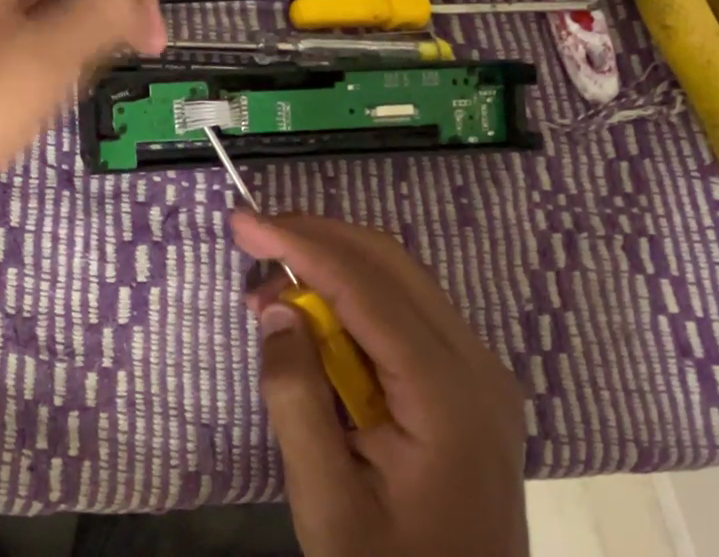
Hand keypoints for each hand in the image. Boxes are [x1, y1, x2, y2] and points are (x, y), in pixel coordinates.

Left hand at [0, 0, 163, 228]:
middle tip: (83, 84)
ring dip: (66, 52)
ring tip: (44, 100)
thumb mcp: (41, 62)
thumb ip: (102, 13)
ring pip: (46, 11)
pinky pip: (15, 37)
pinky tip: (20, 105)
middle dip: (96, 24)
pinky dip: (35, 66)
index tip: (151, 50)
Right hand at [233, 211, 528, 556]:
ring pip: (400, 279)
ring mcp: (478, 374)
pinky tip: (311, 318)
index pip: (367, 289)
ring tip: (269, 294)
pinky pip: (404, 310)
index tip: (240, 221)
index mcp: (449, 397)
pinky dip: (350, 295)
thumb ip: (296, 399)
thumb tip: (277, 310)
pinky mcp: (465, 384)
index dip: (300, 244)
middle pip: (392, 264)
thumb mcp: (326, 498)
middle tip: (250, 240)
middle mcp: (477, 368)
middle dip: (316, 237)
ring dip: (331, 265)